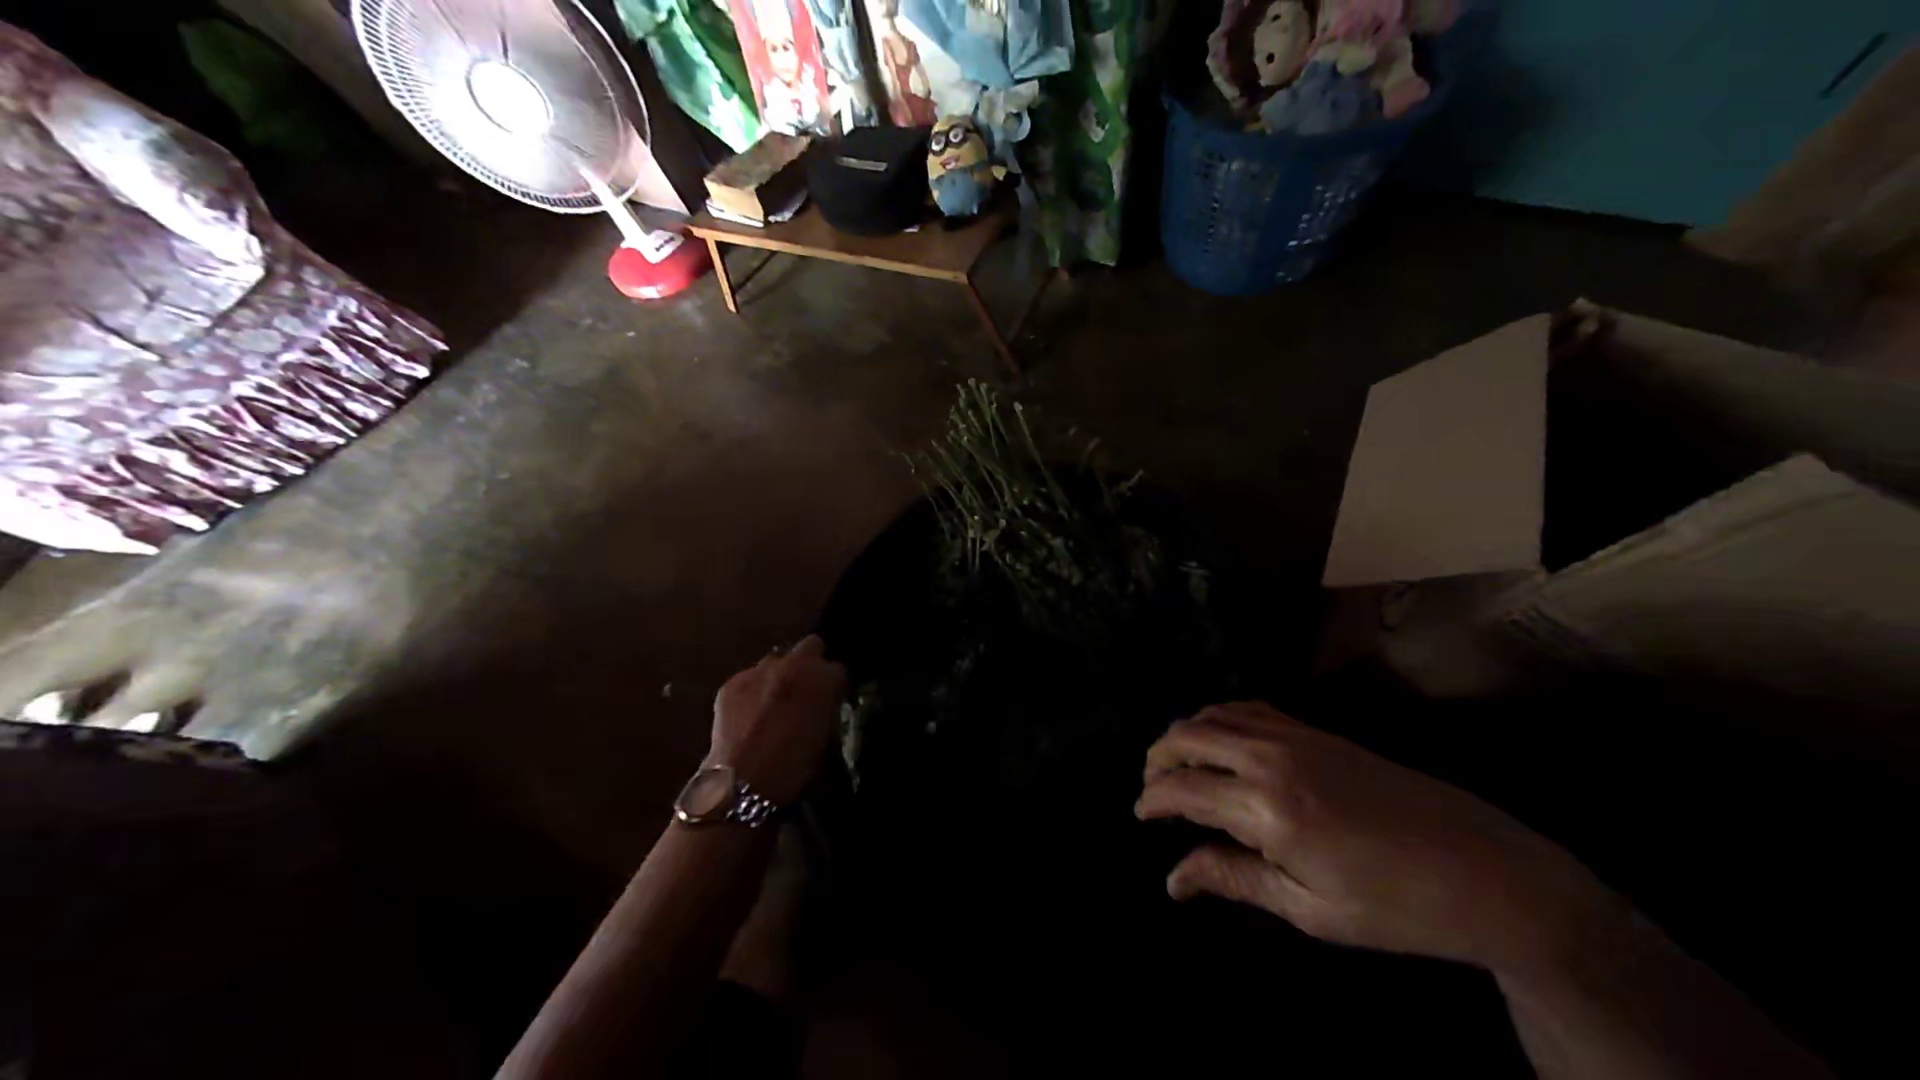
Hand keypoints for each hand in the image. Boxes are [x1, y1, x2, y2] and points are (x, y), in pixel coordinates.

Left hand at [708, 635, 846, 805]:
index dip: (834, 686)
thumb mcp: (828, 741)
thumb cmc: (795, 768)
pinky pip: (749, 678)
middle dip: (811, 664)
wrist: (742, 782)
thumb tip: (827, 707)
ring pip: (777, 661)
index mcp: (824, 679)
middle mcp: (794, 665)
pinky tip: (749, 714)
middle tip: (806, 690)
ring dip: (781, 676)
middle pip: (811, 646)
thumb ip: (830, 712)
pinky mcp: (733, 682)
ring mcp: (760, 670)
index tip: (831, 700)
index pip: (838, 669)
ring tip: (775, 703)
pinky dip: (753, 690)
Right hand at [1136, 702, 1617, 976]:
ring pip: (1215, 713)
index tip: (1140, 817)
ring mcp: (1297, 736)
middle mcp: (1272, 758)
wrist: (1489, 873)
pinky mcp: (1318, 731)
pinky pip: (1250, 708)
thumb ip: (1233, 879)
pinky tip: (1222, 742)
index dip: (1151, 801)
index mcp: (1267, 810)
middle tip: (1152, 790)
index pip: (1183, 790)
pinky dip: (1219, 718)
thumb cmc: (1396, 907)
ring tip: (1179, 765)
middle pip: (1188, 736)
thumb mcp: (1309, 908)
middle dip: (1157, 759)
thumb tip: (1173, 879)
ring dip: (1185, 734)